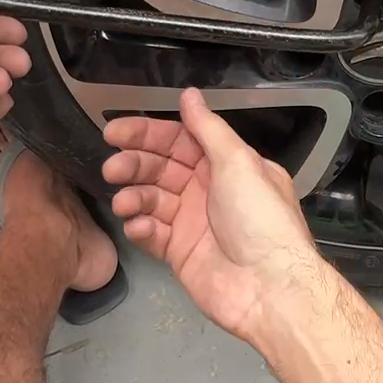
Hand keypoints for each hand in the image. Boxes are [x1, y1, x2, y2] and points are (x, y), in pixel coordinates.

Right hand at [103, 88, 337, 342]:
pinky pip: (153, 234)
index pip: (180, 140)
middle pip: (161, 168)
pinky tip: (137, 226)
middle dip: (135, 165)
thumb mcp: (239, 163)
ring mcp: (193, 222)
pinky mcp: (181, 253)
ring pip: (153, 200)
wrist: (269, 287)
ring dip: (134, 197)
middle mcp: (209, 190)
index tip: (115, 132)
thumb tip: (190, 95)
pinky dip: (141, 228)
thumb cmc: (260, 219)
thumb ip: (209, 129)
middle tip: (113, 168)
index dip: (147, 134)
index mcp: (227, 165)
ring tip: (124, 202)